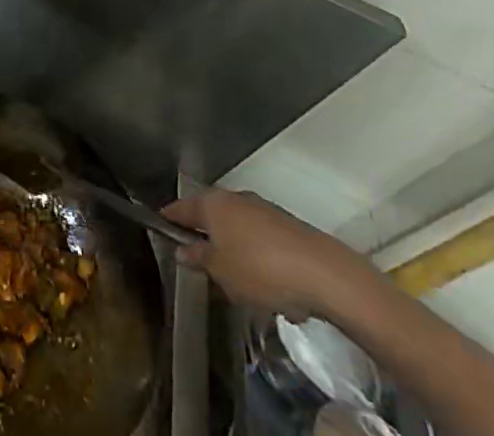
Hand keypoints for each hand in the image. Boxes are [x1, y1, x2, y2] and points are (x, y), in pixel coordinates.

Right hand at [161, 189, 384, 321]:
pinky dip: (266, 264)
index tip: (161, 233)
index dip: (168, 221)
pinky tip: (277, 292)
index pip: (179, 208)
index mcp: (213, 203)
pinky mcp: (295, 231)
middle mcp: (238, 200)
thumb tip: (184, 250)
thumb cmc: (261, 270)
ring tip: (246, 288)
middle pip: (213, 219)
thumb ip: (197, 259)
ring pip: (242, 234)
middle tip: (205, 267)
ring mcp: (269, 213)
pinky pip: (269, 247)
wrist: (332, 279)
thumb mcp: (220, 271)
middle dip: (209, 241)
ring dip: (240, 255)